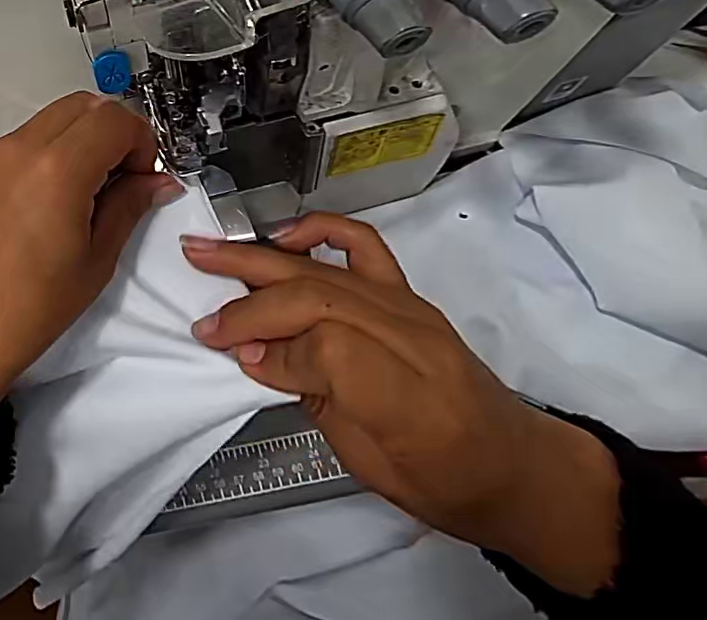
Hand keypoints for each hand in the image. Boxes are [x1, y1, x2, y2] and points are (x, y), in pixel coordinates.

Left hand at [0, 93, 180, 455]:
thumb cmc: (29, 307)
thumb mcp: (97, 258)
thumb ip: (130, 204)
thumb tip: (156, 181)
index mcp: (56, 170)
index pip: (115, 119)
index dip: (141, 141)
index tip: (143, 174)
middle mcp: (19, 149)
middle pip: (86, 104)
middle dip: (115, 130)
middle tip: (124, 174)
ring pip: (54, 116)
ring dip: (83, 136)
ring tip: (89, 187)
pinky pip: (26, 136)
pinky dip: (52, 147)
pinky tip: (55, 194)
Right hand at [184, 215, 622, 596]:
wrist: (512, 463)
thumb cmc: (440, 478)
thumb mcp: (367, 460)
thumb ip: (311, 396)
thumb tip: (252, 353)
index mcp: (398, 392)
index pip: (316, 347)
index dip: (263, 346)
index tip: (226, 351)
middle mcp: (403, 333)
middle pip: (311, 294)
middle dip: (245, 295)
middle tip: (194, 286)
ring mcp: (404, 303)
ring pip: (321, 266)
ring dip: (260, 255)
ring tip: (213, 249)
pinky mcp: (404, 290)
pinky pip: (362, 243)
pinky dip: (321, 228)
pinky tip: (286, 236)